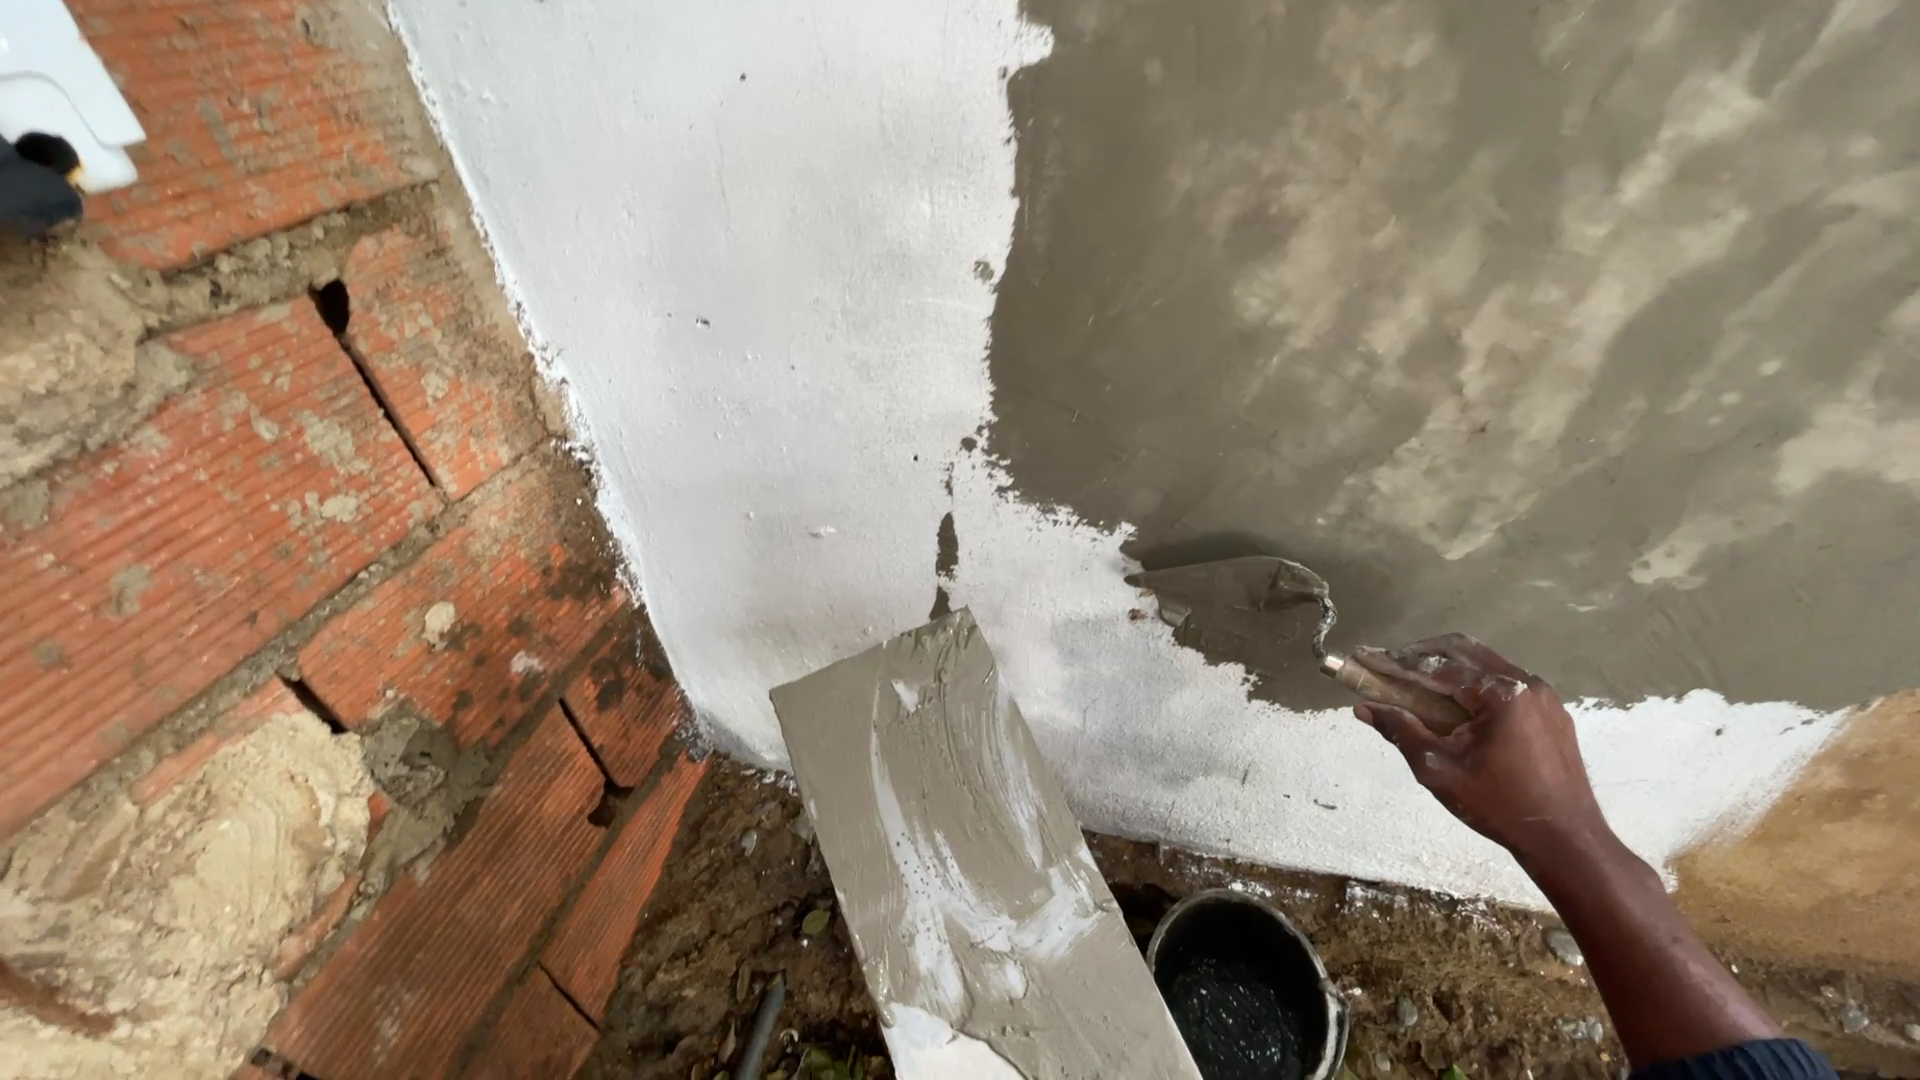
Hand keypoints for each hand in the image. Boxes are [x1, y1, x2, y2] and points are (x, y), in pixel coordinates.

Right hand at [1354, 633, 1610, 858]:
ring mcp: (1544, 697)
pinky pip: (1504, 683)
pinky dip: (1473, 683)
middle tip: (1389, 663)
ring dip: (1448, 667)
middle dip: (1422, 655)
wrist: (1567, 841)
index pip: (1438, 666)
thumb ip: (1401, 731)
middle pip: (1464, 651)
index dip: (1398, 662)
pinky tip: (1453, 703)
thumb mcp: (1438, 769)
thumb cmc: (1498, 805)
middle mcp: (1527, 684)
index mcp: (1502, 695)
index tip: (1368, 658)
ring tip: (1415, 681)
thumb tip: (1364, 708)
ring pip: (1485, 664)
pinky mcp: (1551, 712)